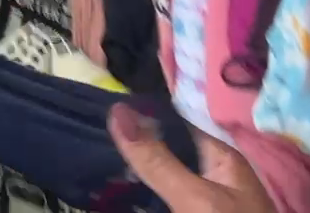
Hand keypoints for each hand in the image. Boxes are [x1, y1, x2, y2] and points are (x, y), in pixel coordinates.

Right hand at [108, 104, 274, 212]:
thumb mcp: (197, 201)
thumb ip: (157, 160)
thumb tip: (116, 106)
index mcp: (220, 159)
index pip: (171, 122)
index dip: (136, 115)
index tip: (96, 109)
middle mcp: (213, 177)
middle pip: (163, 153)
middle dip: (129, 150)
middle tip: (88, 141)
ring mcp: (204, 206)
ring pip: (159, 183)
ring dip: (131, 180)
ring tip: (92, 166)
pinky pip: (162, 205)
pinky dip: (141, 202)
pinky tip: (115, 199)